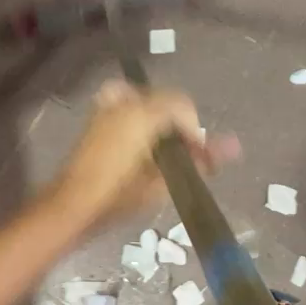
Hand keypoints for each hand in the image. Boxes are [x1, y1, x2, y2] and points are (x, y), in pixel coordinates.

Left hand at [48, 80, 234, 227]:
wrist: (71, 205)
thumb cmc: (118, 198)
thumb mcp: (162, 182)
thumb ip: (201, 161)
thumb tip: (235, 146)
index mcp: (143, 114)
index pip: (182, 105)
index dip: (194, 130)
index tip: (196, 155)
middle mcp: (125, 102)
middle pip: (166, 99)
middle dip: (179, 124)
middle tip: (183, 154)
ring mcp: (107, 106)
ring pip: (147, 99)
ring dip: (161, 119)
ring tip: (163, 149)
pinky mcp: (96, 115)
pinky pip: (126, 101)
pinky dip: (140, 113)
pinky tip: (141, 139)